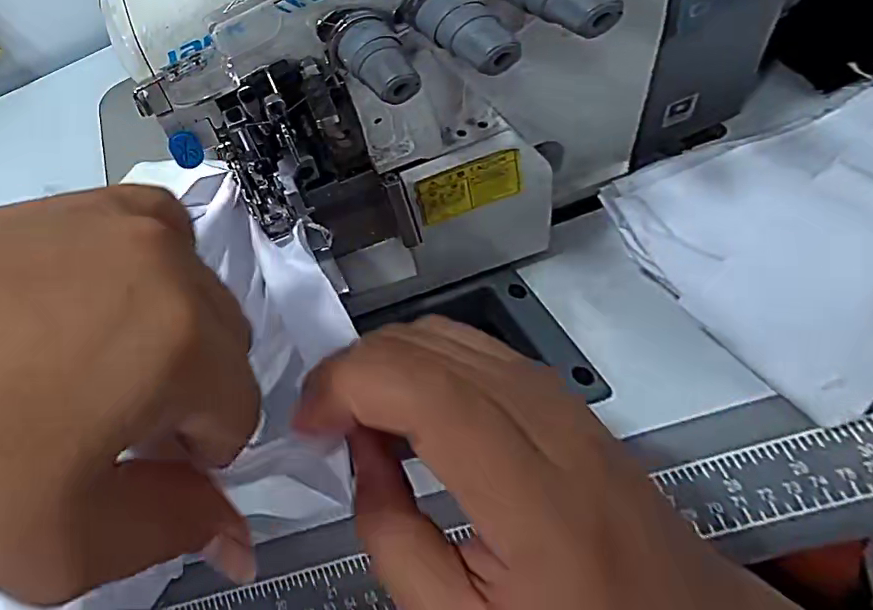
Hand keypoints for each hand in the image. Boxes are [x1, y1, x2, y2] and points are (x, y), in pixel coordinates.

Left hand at [0, 186, 261, 604]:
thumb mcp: (70, 540)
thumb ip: (173, 529)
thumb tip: (236, 532)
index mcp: (179, 336)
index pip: (240, 410)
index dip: (194, 455)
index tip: (133, 464)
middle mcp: (165, 257)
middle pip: (224, 342)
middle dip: (186, 392)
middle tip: (108, 421)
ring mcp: (120, 215)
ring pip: (192, 288)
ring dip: (167, 332)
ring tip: (92, 362)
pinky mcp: (80, 197)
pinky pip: (151, 235)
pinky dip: (144, 274)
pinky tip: (84, 303)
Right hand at [294, 318, 793, 609]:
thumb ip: (393, 539)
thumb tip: (361, 450)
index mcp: (543, 506)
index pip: (426, 390)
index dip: (348, 385)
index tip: (308, 423)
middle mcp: (558, 431)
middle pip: (426, 348)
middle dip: (352, 369)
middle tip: (323, 419)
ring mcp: (564, 401)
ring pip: (442, 333)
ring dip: (382, 359)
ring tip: (359, 411)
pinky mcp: (560, 393)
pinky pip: (468, 344)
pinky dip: (417, 357)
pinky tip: (407, 402)